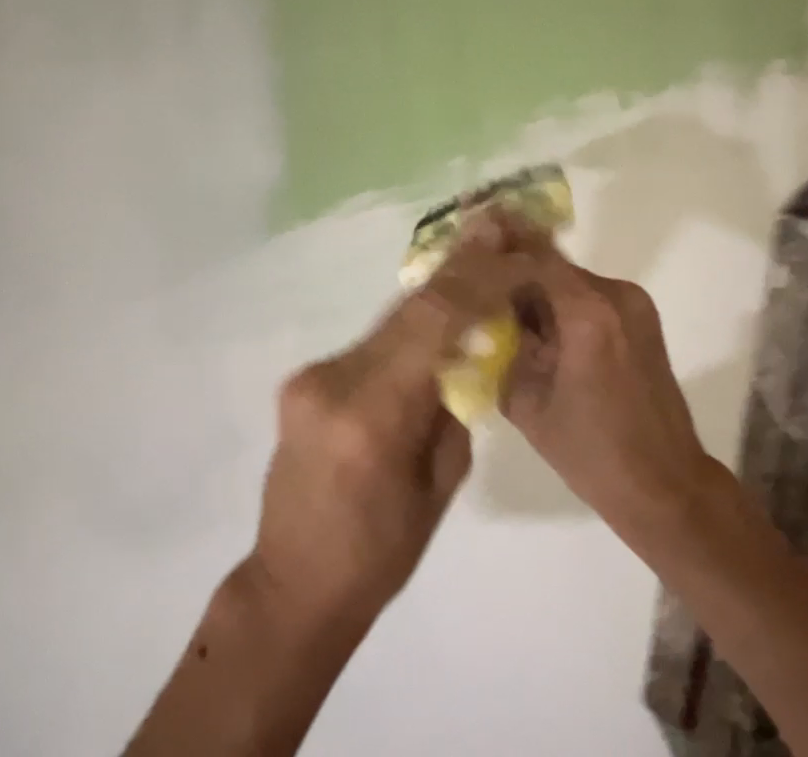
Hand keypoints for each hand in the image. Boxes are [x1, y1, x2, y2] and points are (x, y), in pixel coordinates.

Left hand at [250, 218, 533, 621]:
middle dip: (458, 270)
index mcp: (372, 415)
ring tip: (474, 262)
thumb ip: (451, 407)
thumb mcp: (440, 483)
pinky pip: (367, 348)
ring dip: (434, 301)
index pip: (434, 324)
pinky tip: (434, 325)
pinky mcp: (300, 384)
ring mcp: (308, 380)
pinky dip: (405, 334)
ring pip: (387, 326)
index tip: (512, 246)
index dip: (477, 280)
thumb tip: (462, 357)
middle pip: (407, 312)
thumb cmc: (382, 552)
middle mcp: (331, 382)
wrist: (296, 583)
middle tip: (494, 224)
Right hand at [498, 217, 720, 526]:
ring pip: (569, 282)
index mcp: (588, 312)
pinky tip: (533, 329)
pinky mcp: (642, 321)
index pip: (533, 257)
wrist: (662, 482)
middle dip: (511, 270)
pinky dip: (559, 306)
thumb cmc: (589, 451)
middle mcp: (616, 295)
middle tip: (471, 277)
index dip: (497, 243)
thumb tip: (481, 316)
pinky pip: (589, 299)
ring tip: (496, 309)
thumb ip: (502, 348)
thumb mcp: (527, 402)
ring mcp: (634, 306)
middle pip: (551, 265)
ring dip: (535, 291)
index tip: (463, 235)